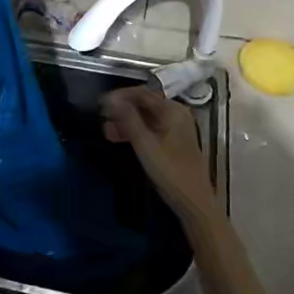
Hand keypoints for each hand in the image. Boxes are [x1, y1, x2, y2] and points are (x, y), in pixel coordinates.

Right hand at [102, 86, 218, 221]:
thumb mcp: (145, 144)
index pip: (142, 93)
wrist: (194, 201)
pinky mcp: (174, 142)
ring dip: (126, 122)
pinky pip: (151, 129)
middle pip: (144, 104)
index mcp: (173, 110)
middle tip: (102, 118)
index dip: (120, 95)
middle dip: (122, 109)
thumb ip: (128, 119)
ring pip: (146, 118)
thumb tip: (110, 98)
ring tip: (107, 131)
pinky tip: (121, 139)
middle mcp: (177, 114)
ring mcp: (176, 128)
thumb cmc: (169, 172)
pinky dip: (136, 132)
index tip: (100, 103)